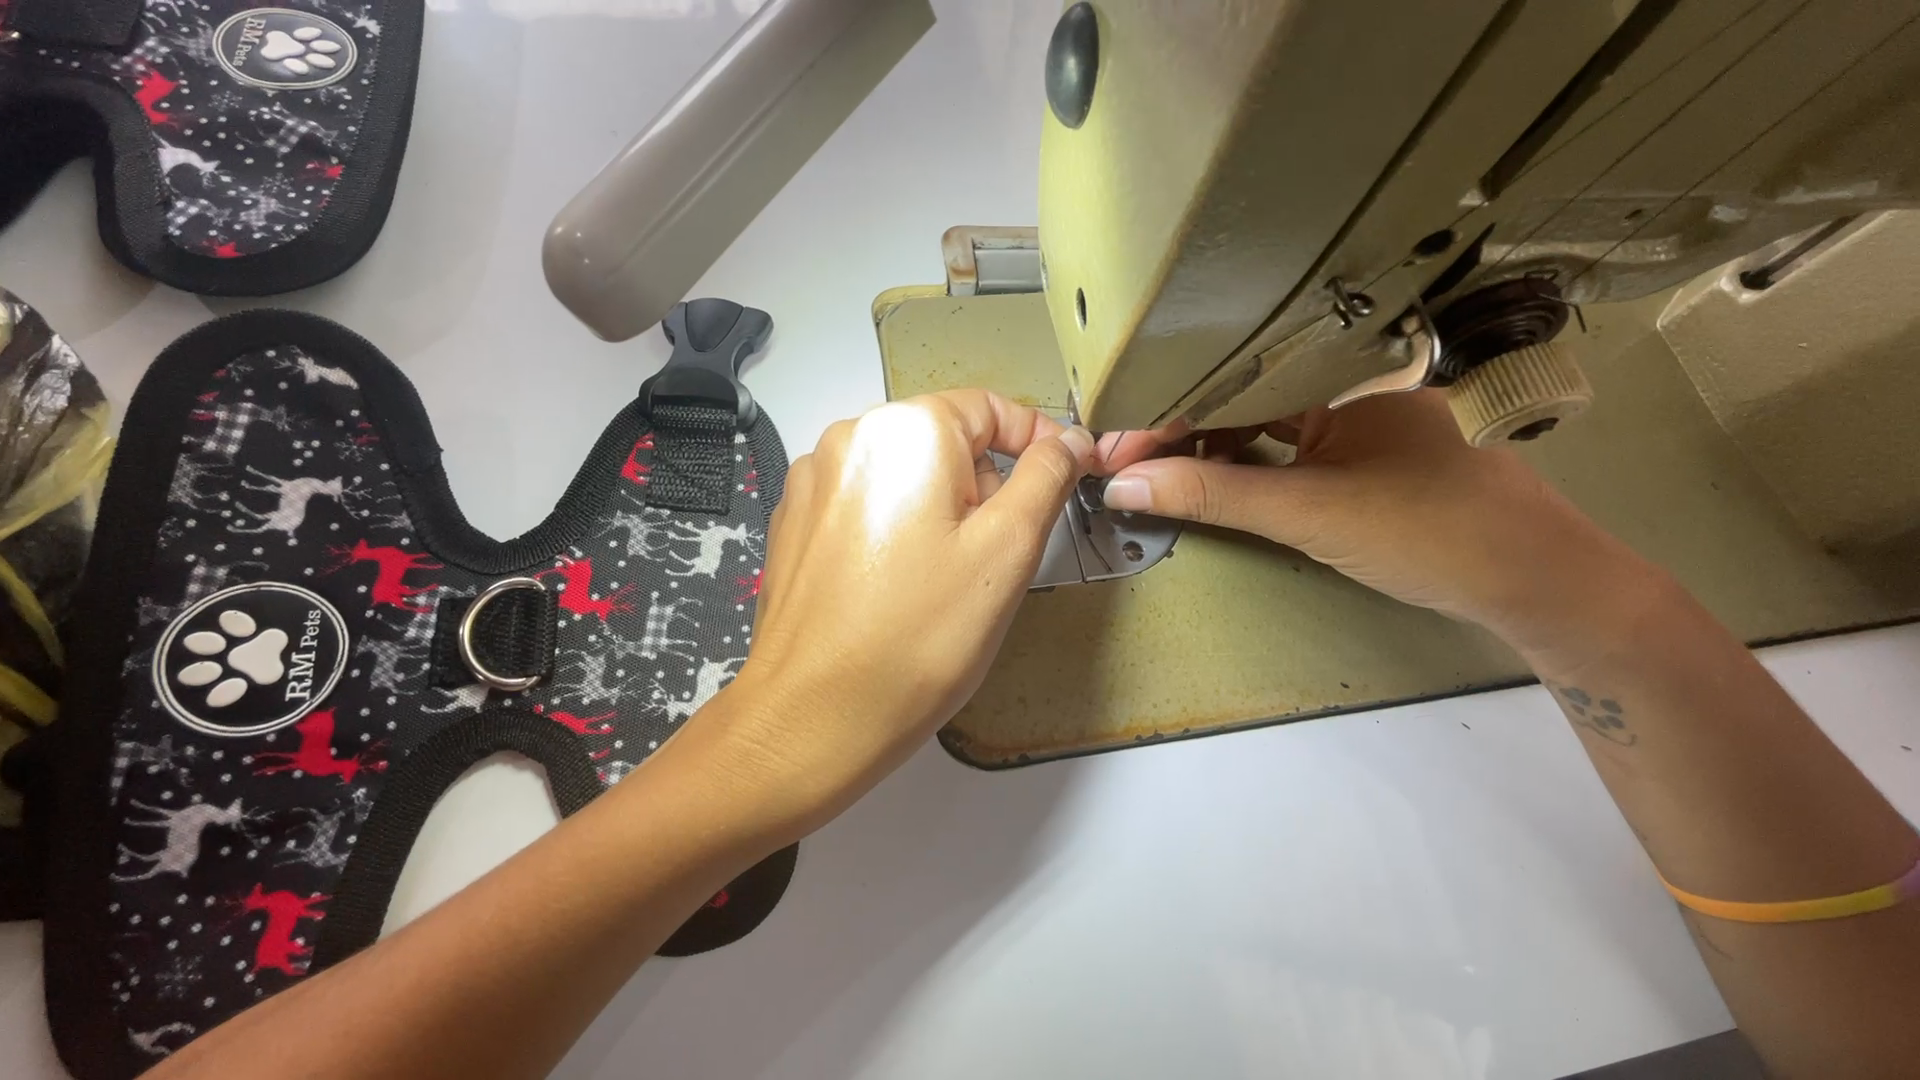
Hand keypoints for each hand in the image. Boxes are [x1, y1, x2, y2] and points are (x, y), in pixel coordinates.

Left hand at [710, 390, 1092, 828]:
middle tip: (995, 558)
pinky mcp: (794, 524)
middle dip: (983, 487)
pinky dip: (896, 532)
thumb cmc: (918, 638)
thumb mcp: (1006, 551)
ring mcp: (811, 482)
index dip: (1035, 440)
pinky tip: (897, 590)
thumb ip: (1046, 478)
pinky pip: (866, 507)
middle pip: (944, 442)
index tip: (1063, 480)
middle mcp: (847, 440)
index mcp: (903, 431)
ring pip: (905, 478)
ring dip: (941, 513)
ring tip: (943, 583)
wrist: (812, 718)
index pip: (988, 408)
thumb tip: (1067, 439)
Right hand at [1096, 389, 1662, 659]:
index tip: (1114, 448)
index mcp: (1340, 379)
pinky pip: (1295, 451)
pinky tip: (1222, 479)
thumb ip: (1214, 496)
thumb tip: (1125, 483)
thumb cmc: (1429, 533)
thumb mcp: (1309, 515)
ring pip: (1269, 426)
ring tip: (1156, 469)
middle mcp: (1352, 391)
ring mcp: (1366, 427)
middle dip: (1181, 428)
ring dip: (1213, 448)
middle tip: (1124, 460)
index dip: (1167, 416)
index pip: (1231, 386)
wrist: (1539, 583)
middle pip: (1245, 400)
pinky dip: (1252, 465)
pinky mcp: (1375, 462)